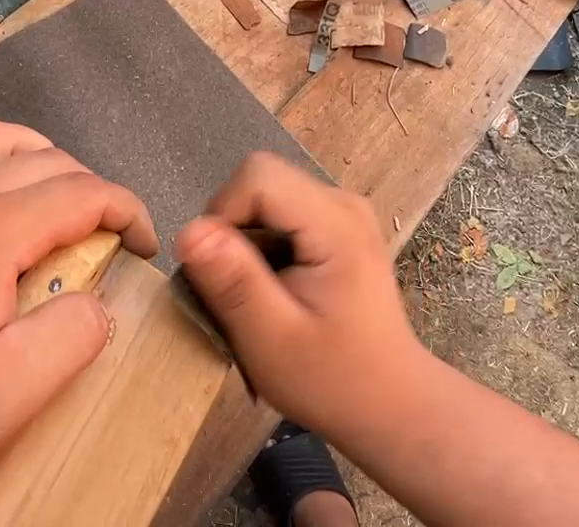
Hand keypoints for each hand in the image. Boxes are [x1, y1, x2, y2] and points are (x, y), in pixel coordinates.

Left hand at [0, 121, 157, 525]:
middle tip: (102, 231)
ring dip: (30, 154)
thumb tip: (96, 300)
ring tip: (45, 187)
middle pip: (40, 160)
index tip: (142, 245)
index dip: (126, 210)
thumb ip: (74, 333)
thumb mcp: (12, 394)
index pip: (82, 192)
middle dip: (87, 186)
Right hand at [173, 154, 424, 434]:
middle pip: (261, 181)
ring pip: (266, 196)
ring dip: (244, 240)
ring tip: (255, 294)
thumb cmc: (332, 379)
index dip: (223, 213)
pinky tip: (273, 289)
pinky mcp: (336, 225)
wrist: (389, 402)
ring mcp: (342, 211)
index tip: (216, 270)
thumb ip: (232, 281)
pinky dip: (262, 245)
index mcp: (336, 223)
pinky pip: (280, 212)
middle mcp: (342, 202)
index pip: (259, 176)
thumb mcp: (270, 340)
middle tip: (234, 289)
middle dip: (231, 228)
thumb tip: (189, 229)